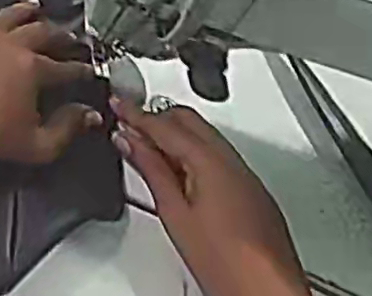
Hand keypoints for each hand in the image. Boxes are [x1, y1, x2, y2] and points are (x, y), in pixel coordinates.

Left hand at [0, 0, 100, 166]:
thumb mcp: (41, 142)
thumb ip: (69, 126)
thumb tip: (88, 115)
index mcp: (31, 69)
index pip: (65, 67)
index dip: (81, 70)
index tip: (89, 71)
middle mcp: (10, 48)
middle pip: (42, 32)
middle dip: (61, 35)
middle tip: (72, 38)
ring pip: (11, 16)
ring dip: (26, 9)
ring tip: (37, 5)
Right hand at [112, 98, 308, 295]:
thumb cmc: (229, 267)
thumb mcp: (174, 213)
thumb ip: (150, 168)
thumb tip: (129, 139)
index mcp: (212, 163)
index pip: (164, 125)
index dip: (134, 112)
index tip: (115, 104)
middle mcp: (235, 165)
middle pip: (188, 121)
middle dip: (156, 117)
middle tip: (128, 124)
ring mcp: (249, 181)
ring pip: (205, 137)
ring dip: (175, 135)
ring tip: (147, 147)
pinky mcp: (256, 196)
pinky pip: (219, 157)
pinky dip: (194, 153)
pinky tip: (177, 169)